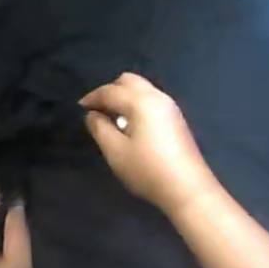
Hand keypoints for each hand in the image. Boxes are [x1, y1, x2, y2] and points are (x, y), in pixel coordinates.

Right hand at [80, 72, 222, 216]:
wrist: (187, 187)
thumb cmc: (148, 170)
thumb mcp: (116, 152)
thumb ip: (100, 129)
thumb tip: (92, 115)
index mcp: (140, 101)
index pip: (111, 90)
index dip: (93, 97)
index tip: (80, 107)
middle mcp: (156, 95)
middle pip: (129, 80)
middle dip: (110, 90)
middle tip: (98, 110)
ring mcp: (169, 105)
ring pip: (142, 88)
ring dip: (125, 96)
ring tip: (113, 117)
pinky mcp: (175, 116)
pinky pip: (151, 98)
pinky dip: (137, 102)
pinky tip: (132, 123)